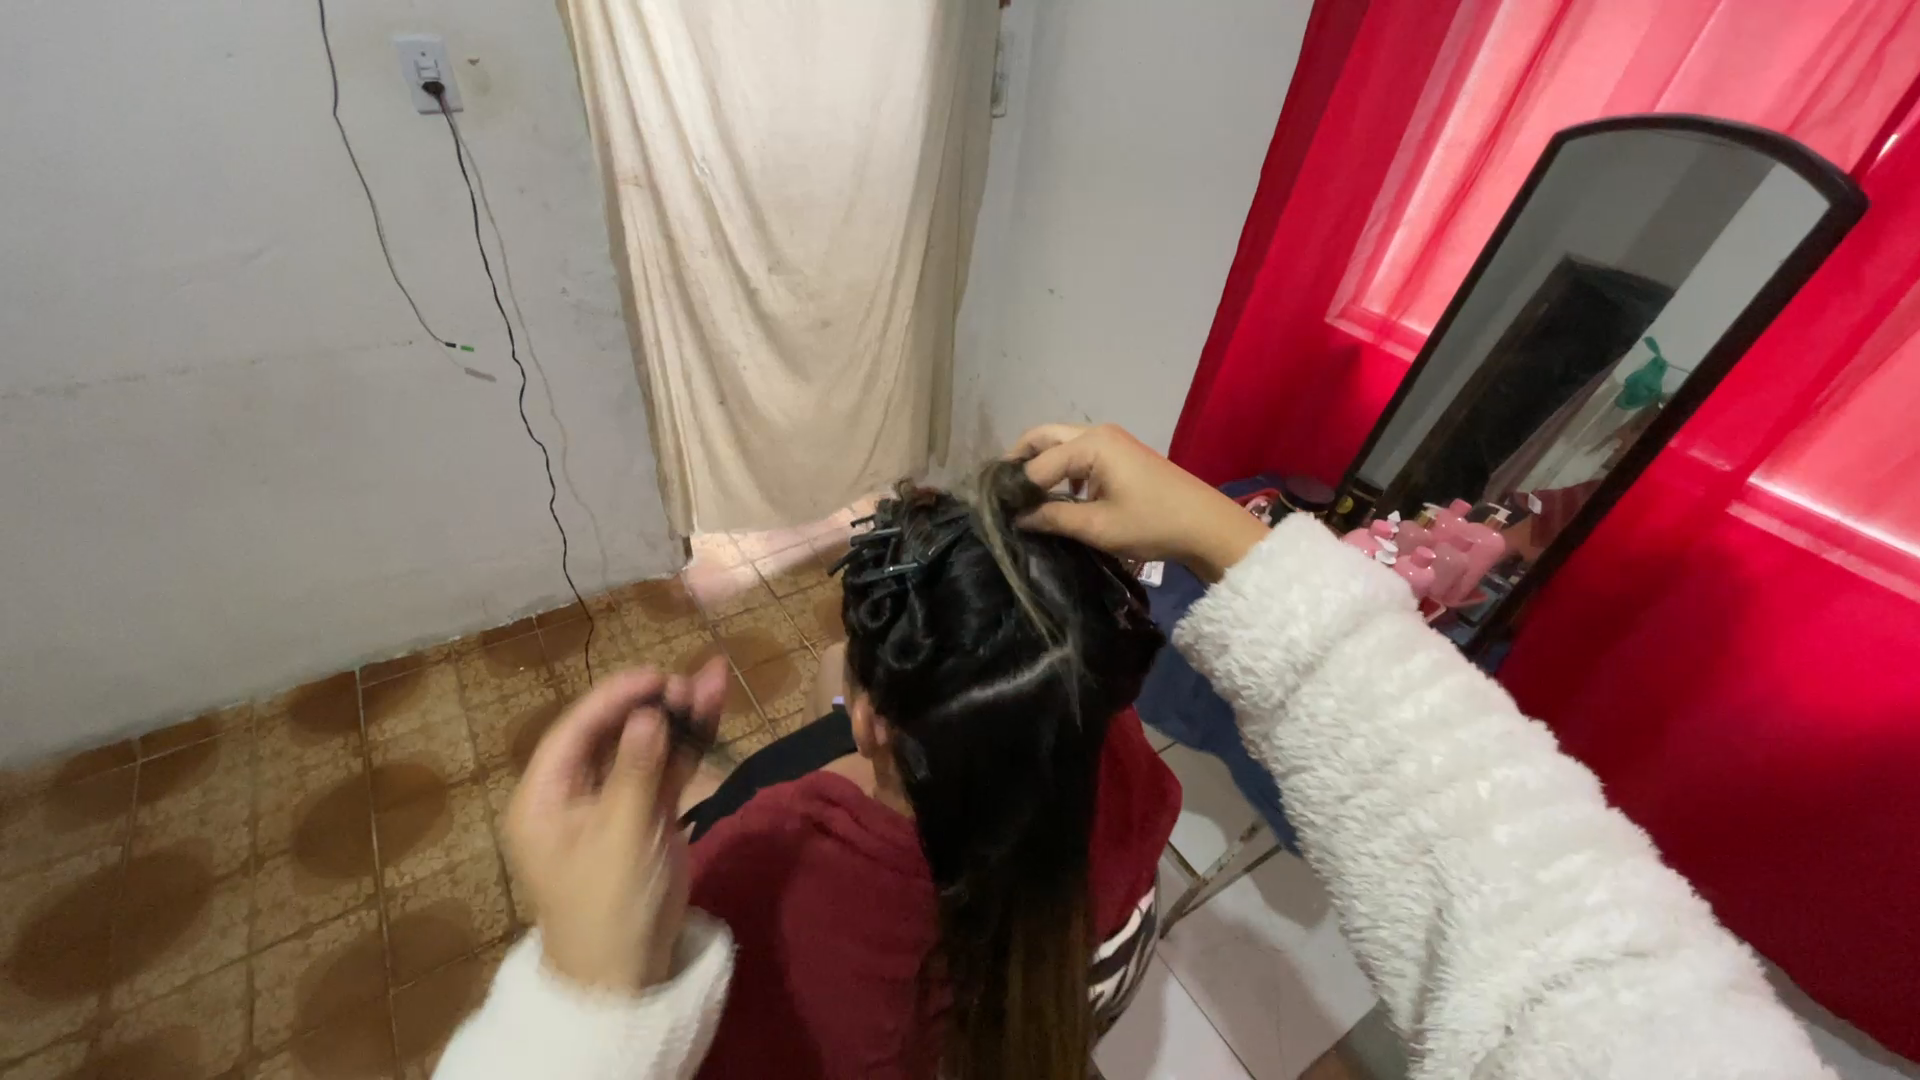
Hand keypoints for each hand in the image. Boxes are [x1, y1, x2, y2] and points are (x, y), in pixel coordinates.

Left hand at [505, 658, 727, 993]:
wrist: (629, 971)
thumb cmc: (608, 906)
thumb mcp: (619, 838)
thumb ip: (636, 773)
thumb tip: (648, 714)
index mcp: (546, 796)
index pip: (576, 730)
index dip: (615, 697)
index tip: (657, 676)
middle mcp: (578, 788)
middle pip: (617, 729)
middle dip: (655, 701)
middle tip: (693, 681)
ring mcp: (618, 797)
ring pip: (650, 741)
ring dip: (682, 712)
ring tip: (716, 677)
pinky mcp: (651, 809)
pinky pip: (670, 764)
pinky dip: (692, 739)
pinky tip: (714, 706)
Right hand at [1013, 423, 1269, 581]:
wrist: (1205, 525)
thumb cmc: (1151, 524)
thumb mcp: (1097, 526)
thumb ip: (1052, 518)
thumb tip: (1018, 518)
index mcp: (1090, 445)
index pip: (1037, 465)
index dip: (1016, 489)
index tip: (998, 513)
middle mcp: (1097, 433)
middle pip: (1042, 437)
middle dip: (1019, 460)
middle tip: (1002, 491)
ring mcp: (1111, 440)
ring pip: (1060, 442)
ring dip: (1040, 463)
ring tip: (1025, 495)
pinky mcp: (1121, 452)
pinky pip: (1078, 451)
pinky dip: (1062, 467)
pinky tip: (1061, 495)